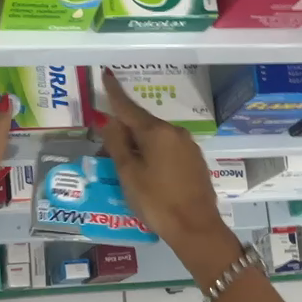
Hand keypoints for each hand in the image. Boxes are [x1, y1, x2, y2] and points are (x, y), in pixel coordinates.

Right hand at [97, 69, 241, 285]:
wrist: (195, 227)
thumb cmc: (156, 201)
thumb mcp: (129, 174)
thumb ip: (117, 144)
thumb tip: (109, 120)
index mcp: (156, 132)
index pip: (129, 107)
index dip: (114, 92)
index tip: (106, 74)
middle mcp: (175, 133)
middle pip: (143, 124)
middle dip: (124, 129)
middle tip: (106, 144)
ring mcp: (188, 147)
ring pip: (156, 138)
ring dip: (139, 144)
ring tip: (124, 163)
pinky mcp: (195, 162)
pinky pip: (167, 150)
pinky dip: (153, 153)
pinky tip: (146, 170)